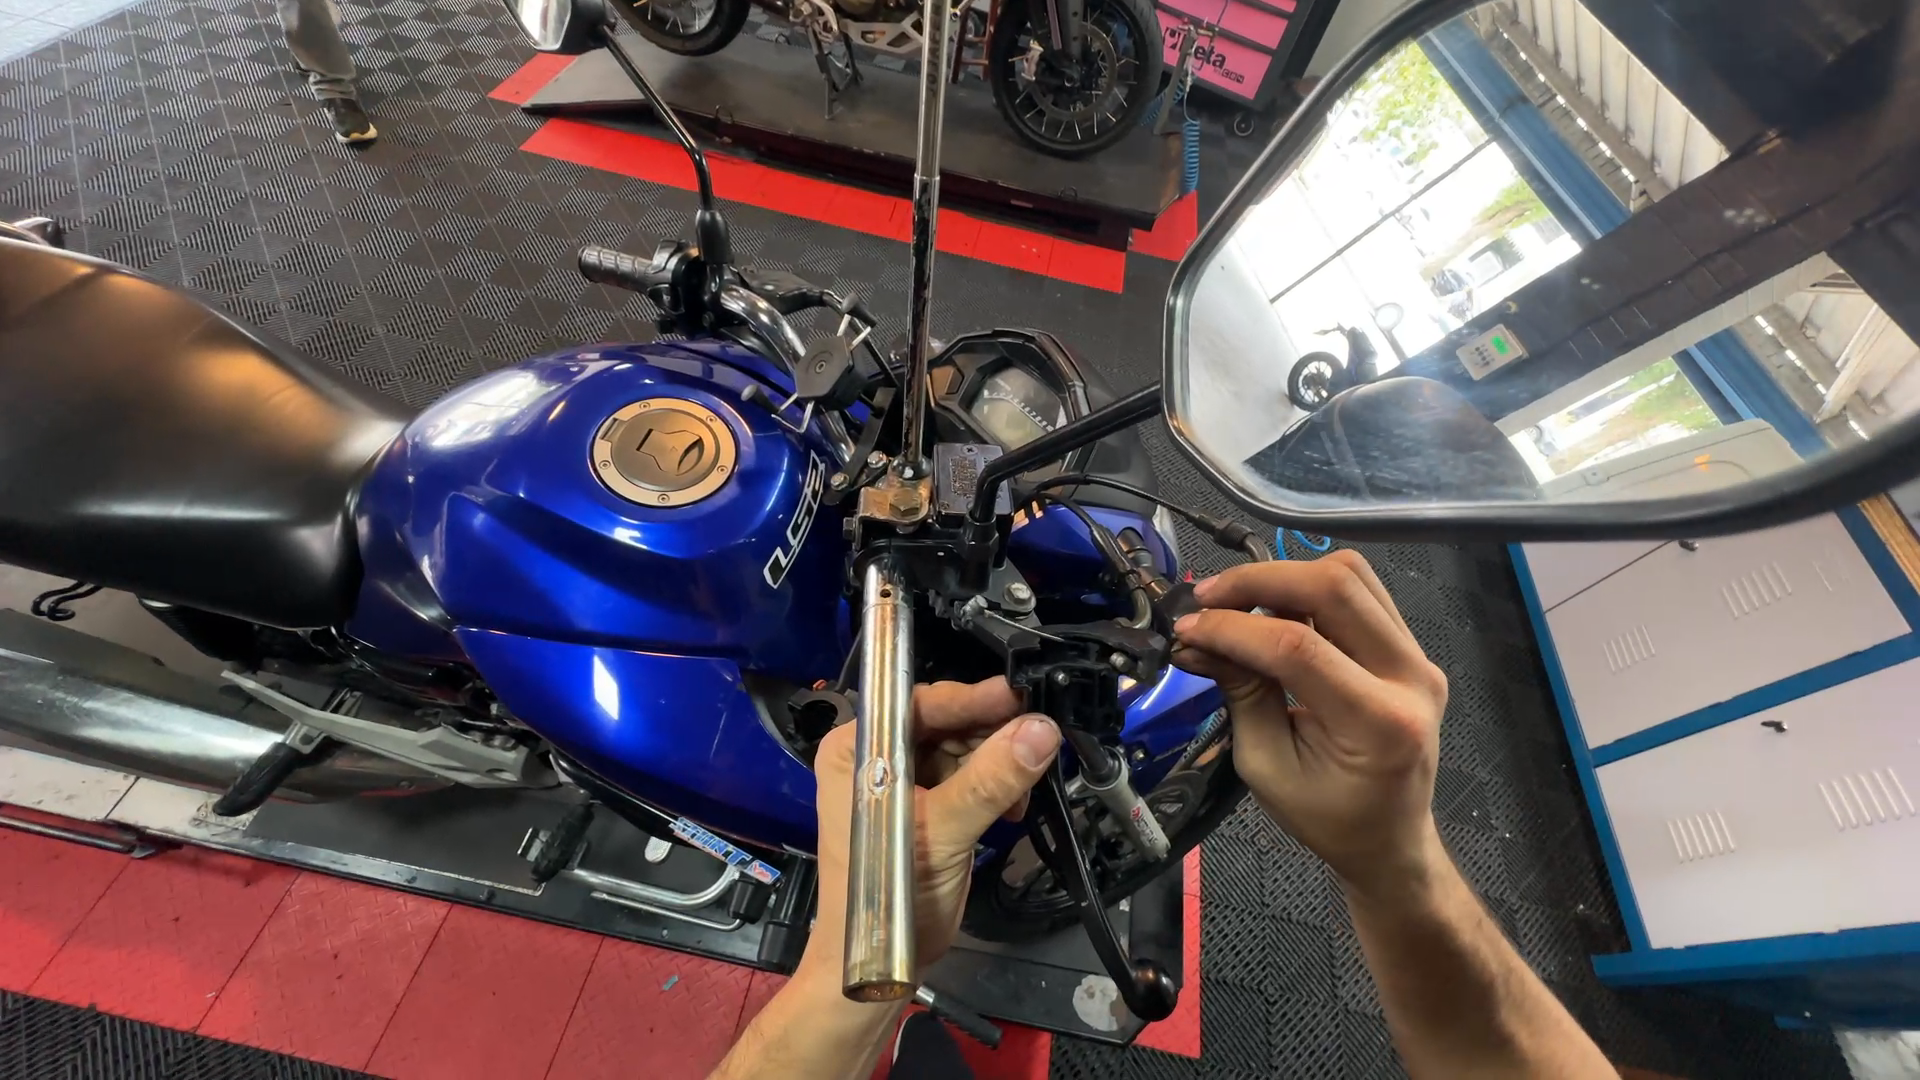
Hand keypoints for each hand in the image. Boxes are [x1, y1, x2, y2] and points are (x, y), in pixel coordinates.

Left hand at [806, 677, 1061, 979]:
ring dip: (997, 765)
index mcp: (857, 746)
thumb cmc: (887, 897)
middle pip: (945, 724)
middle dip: (991, 736)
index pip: (920, 703)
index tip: (1020, 694)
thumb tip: (1041, 729)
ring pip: (961, 749)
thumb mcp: (942, 831)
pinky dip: (993, 787)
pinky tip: (1012, 806)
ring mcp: (899, 780)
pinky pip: (965, 777)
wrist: (878, 967)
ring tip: (1023, 787)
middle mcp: (875, 754)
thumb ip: (990, 781)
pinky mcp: (923, 805)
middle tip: (1036, 741)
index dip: (972, 698)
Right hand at [1170, 552, 1446, 899]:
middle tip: (1206, 597)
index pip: (1296, 646)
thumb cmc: (1326, 817)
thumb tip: (1195, 639)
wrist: (1390, 840)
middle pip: (1334, 587)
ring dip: (1282, 576)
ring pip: (1350, 574)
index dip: (1232, 628)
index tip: (1186, 628)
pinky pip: (1359, 589)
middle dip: (1258, 581)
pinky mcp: (1410, 647)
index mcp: (1378, 724)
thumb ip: (1238, 692)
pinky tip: (1271, 608)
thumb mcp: (1264, 764)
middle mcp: (1410, 678)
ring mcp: (1417, 657)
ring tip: (1235, 600)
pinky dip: (1305, 585)